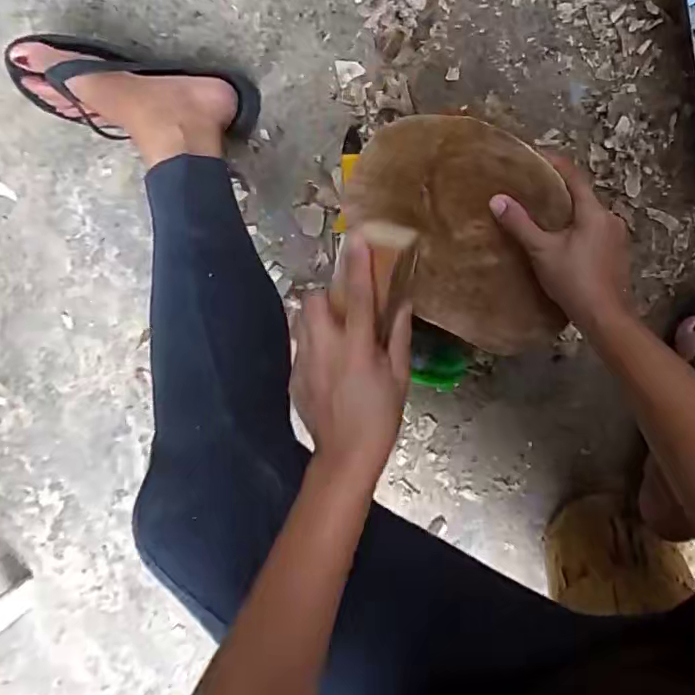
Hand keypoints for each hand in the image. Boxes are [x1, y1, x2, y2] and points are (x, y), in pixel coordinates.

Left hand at [289, 233, 413, 480]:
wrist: (344, 456)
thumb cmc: (380, 417)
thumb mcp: (399, 378)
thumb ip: (398, 337)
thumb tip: (402, 304)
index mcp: (357, 347)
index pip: (358, 296)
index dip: (359, 265)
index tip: (356, 238)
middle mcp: (326, 347)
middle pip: (314, 301)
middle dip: (327, 297)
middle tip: (343, 311)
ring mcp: (305, 361)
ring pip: (300, 319)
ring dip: (316, 318)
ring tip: (334, 335)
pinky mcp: (293, 374)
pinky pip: (298, 345)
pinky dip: (311, 344)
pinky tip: (327, 365)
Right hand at [489, 154, 631, 326]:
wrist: (607, 318)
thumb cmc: (575, 281)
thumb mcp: (542, 251)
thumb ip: (520, 224)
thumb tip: (497, 199)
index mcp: (594, 212)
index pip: (574, 176)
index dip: (555, 163)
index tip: (535, 154)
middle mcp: (610, 220)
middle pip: (582, 195)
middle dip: (558, 189)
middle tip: (532, 185)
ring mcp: (616, 238)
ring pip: (588, 215)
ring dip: (567, 211)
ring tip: (542, 212)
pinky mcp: (615, 255)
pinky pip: (593, 231)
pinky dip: (576, 228)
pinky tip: (560, 238)